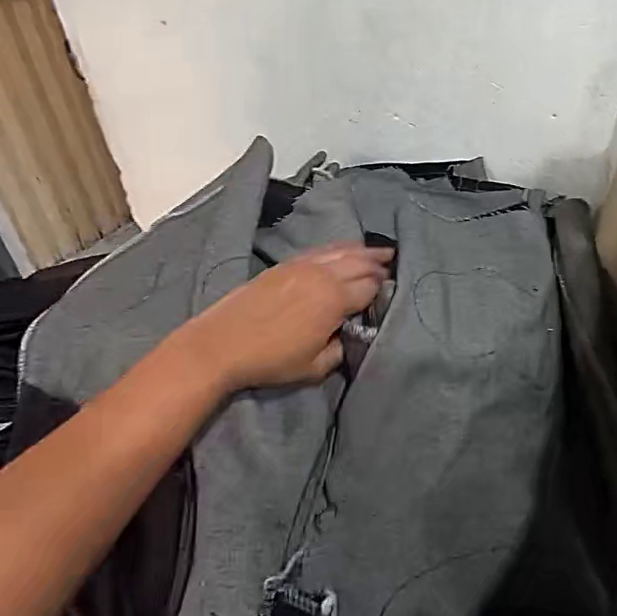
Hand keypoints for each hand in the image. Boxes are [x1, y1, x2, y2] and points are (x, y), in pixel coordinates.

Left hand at [176, 242, 393, 390]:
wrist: (220, 345)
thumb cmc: (270, 360)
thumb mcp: (315, 366)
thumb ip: (341, 348)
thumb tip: (351, 332)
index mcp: (334, 300)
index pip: (371, 287)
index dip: (385, 290)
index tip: (394, 294)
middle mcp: (323, 275)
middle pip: (361, 263)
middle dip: (380, 266)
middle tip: (396, 267)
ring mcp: (303, 266)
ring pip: (343, 252)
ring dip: (364, 252)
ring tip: (382, 252)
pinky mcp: (286, 264)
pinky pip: (322, 250)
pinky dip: (340, 248)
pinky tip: (346, 250)